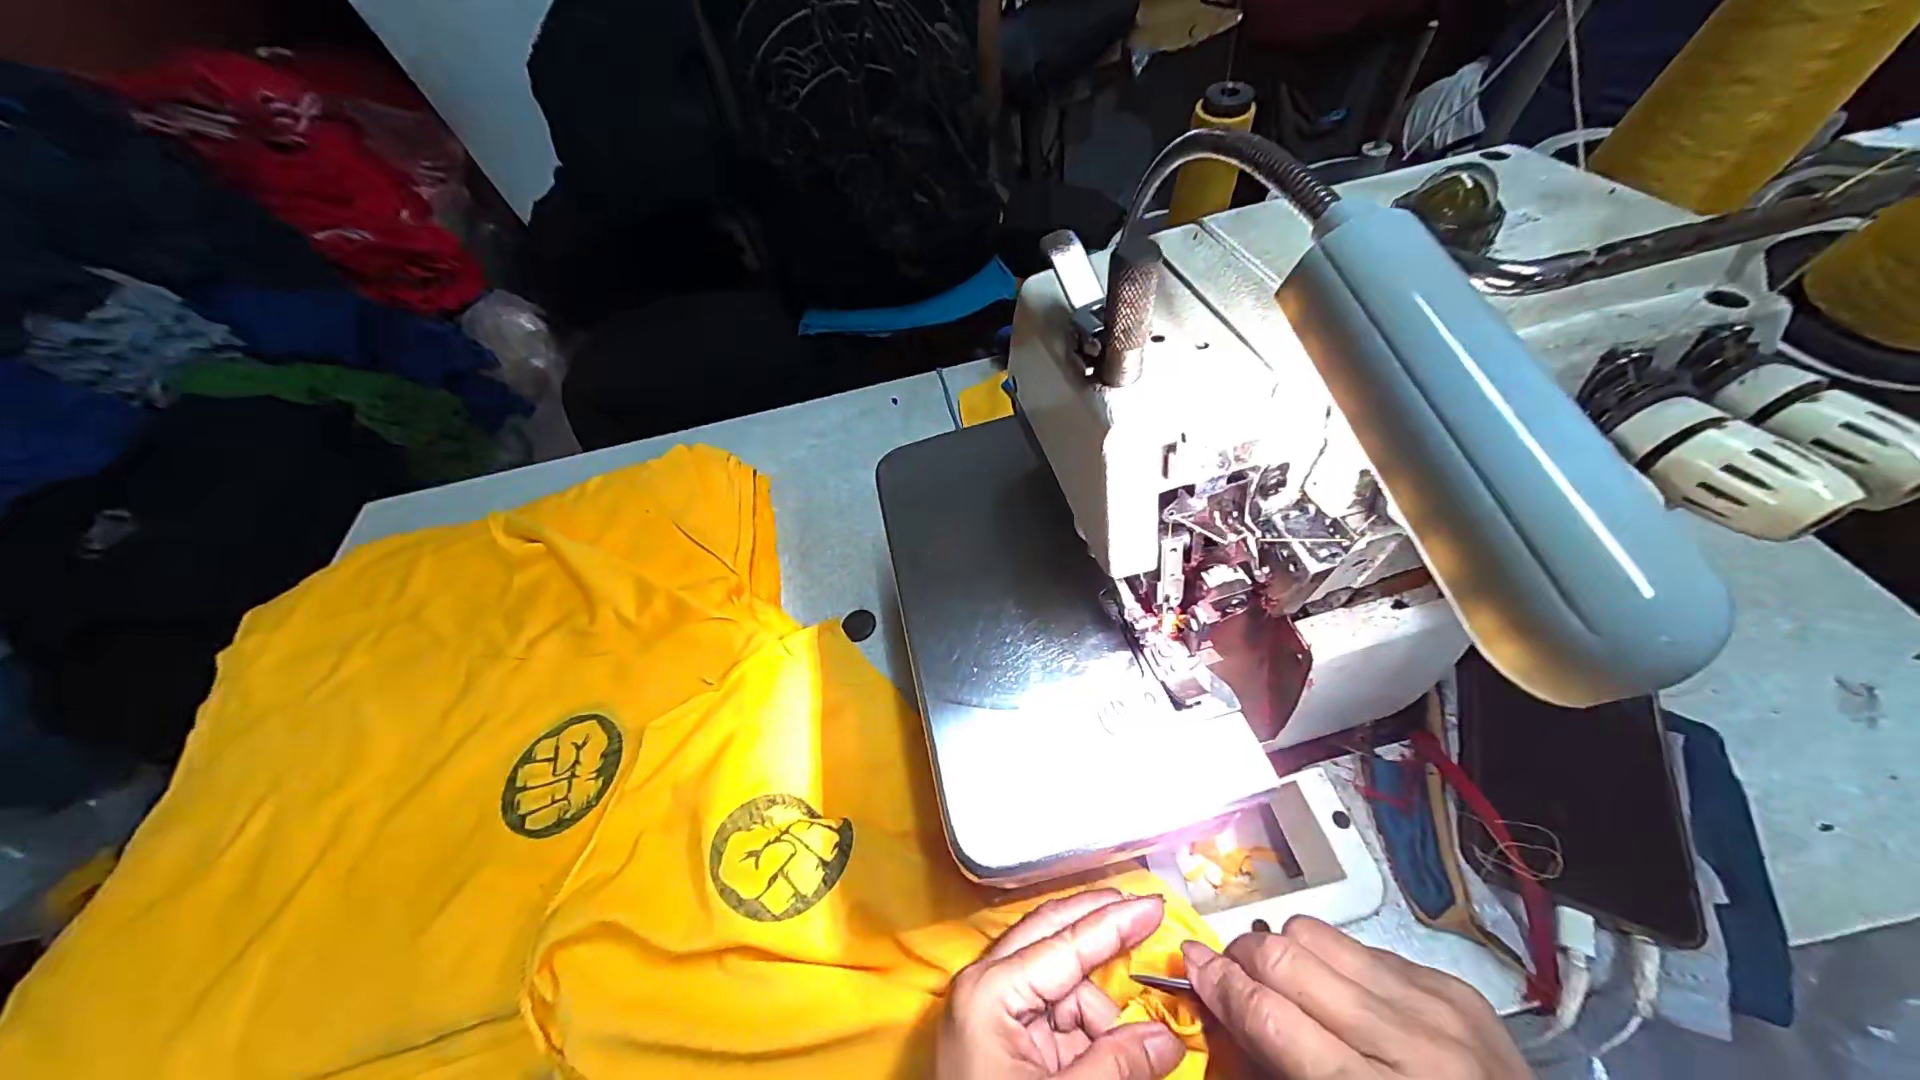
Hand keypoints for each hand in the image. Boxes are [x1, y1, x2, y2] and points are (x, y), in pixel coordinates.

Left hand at [937, 889, 1188, 1079]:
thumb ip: (1116, 1064)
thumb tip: (1167, 1038)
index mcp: (990, 990)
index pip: (1064, 943)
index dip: (1114, 923)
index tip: (1152, 903)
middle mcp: (985, 983)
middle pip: (1052, 937)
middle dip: (1099, 930)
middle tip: (1143, 914)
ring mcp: (990, 1005)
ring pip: (1058, 979)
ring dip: (1098, 1005)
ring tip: (1132, 1047)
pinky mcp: (999, 1030)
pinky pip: (1051, 1009)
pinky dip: (1084, 1025)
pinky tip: (1108, 1049)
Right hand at [1182, 916, 1527, 1079]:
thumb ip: (1276, 1067)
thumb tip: (1223, 1002)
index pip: (1271, 1017)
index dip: (1220, 984)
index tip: (1190, 963)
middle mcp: (1413, 1046)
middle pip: (1287, 959)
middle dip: (1242, 957)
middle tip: (1231, 973)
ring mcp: (1439, 1008)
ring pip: (1316, 934)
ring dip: (1283, 949)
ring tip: (1282, 977)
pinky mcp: (1455, 988)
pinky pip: (1361, 945)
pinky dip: (1334, 962)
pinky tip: (1342, 993)